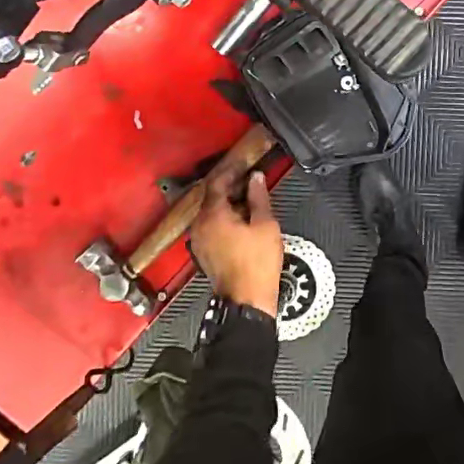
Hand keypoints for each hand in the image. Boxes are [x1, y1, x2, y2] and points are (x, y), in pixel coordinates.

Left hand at [190, 171, 283, 315]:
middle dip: (230, 186)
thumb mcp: (265, 224)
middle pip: (211, 196)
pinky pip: (210, 226)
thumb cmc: (257, 263)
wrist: (247, 300)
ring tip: (249, 199)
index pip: (217, 182)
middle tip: (250, 179)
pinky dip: (223, 218)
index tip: (245, 163)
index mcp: (213, 215)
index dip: (232, 170)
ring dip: (227, 202)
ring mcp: (199, 240)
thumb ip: (258, 197)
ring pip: (210, 212)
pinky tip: (241, 220)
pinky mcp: (203, 252)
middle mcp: (199, 225)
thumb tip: (255, 178)